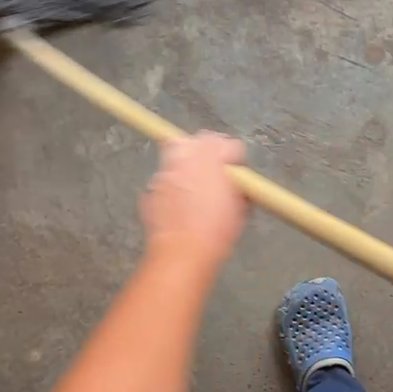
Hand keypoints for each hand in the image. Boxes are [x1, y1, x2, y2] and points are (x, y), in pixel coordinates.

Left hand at [141, 132, 247, 272]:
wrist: (181, 251)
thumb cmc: (217, 231)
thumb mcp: (240, 207)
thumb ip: (239, 186)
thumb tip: (238, 183)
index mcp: (214, 157)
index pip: (229, 143)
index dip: (234, 156)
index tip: (236, 170)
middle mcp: (187, 157)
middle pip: (200, 140)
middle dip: (209, 150)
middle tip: (217, 171)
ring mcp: (166, 170)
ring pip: (178, 152)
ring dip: (189, 163)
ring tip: (196, 182)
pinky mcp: (152, 186)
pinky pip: (166, 176)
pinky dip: (174, 182)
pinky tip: (180, 201)